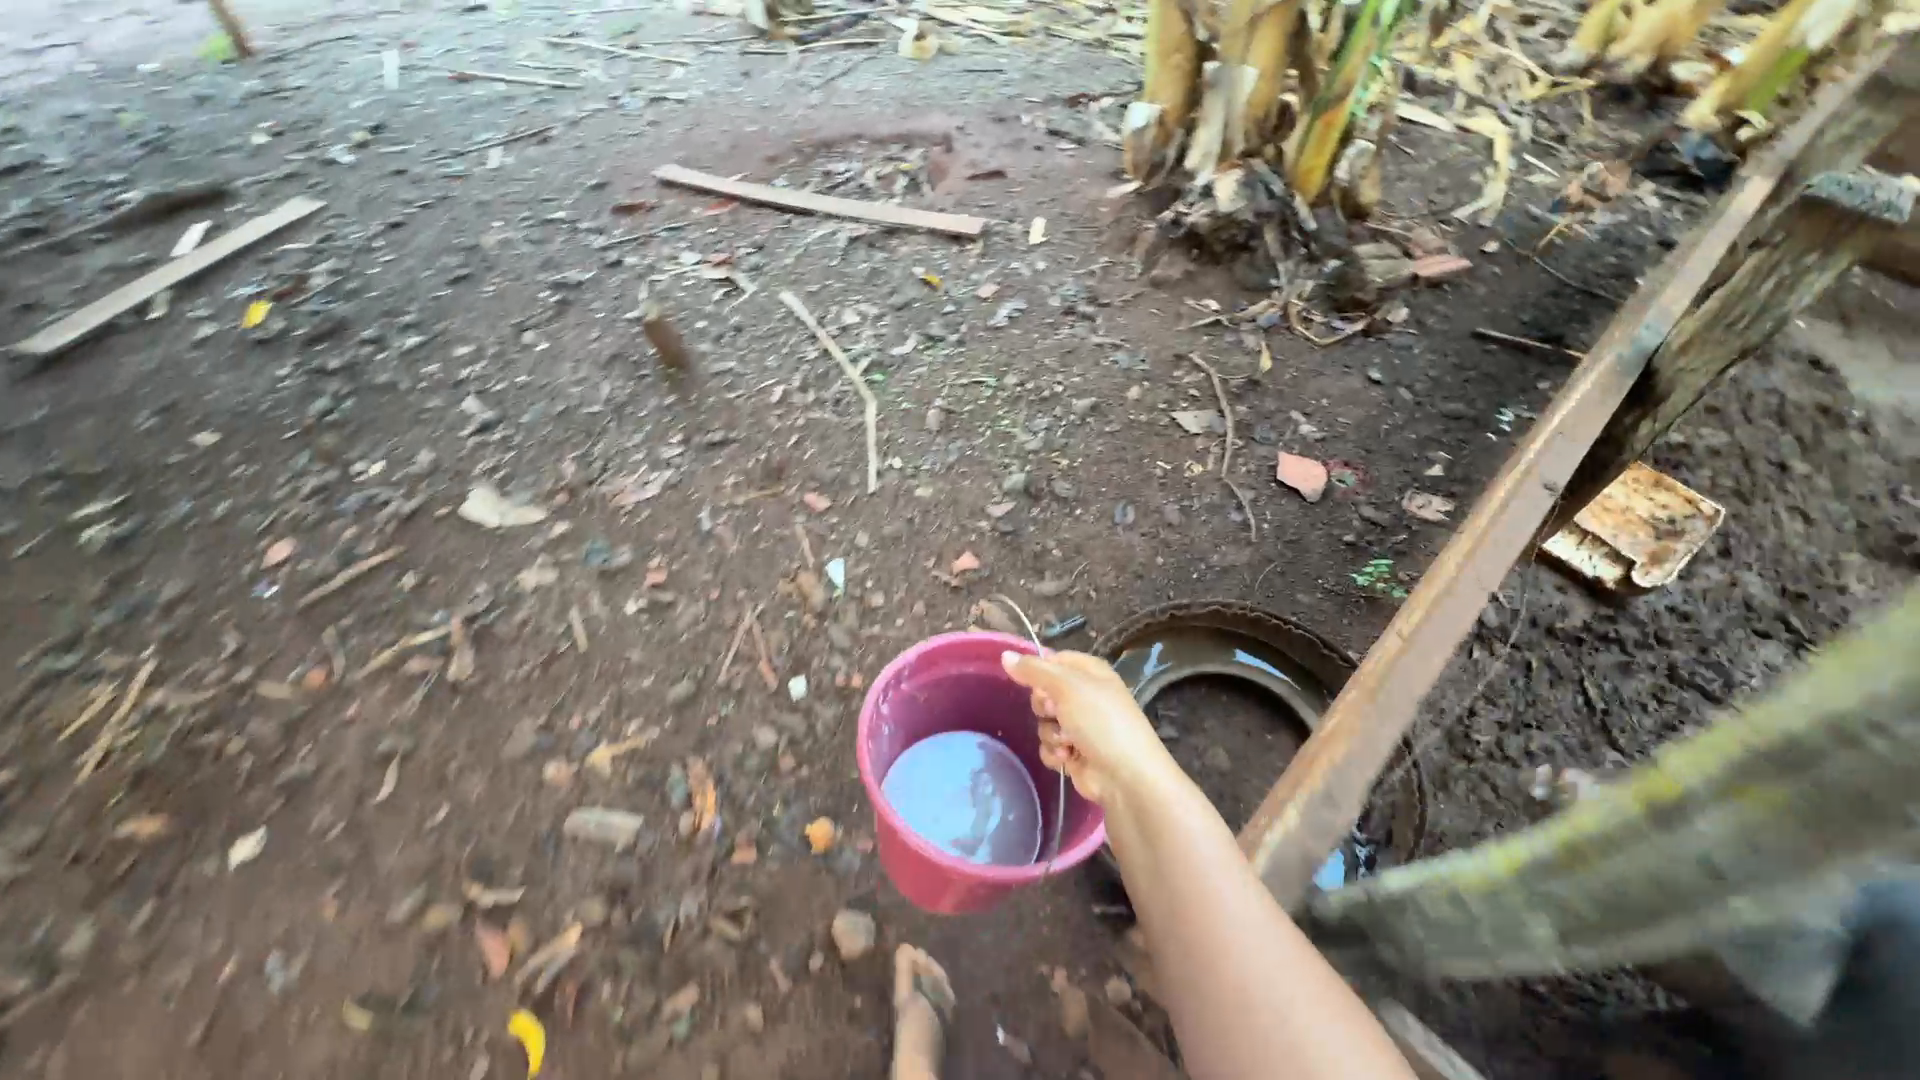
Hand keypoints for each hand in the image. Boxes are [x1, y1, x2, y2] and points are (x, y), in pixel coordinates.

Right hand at [1000, 650, 1182, 806]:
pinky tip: (1068, 758)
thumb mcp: (1067, 686)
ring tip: (1068, 742)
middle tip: (1056, 712)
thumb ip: (1034, 670)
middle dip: (1044, 706)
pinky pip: (1048, 746)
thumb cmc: (1100, 721)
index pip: (1054, 660)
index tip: (1032, 681)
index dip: (1039, 670)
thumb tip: (1005, 655)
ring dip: (1051, 733)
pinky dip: (1055, 753)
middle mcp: (1085, 696)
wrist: (1124, 775)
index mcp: (1090, 673)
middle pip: (1044, 692)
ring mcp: (1080, 726)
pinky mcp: (1074, 753)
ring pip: (1044, 722)